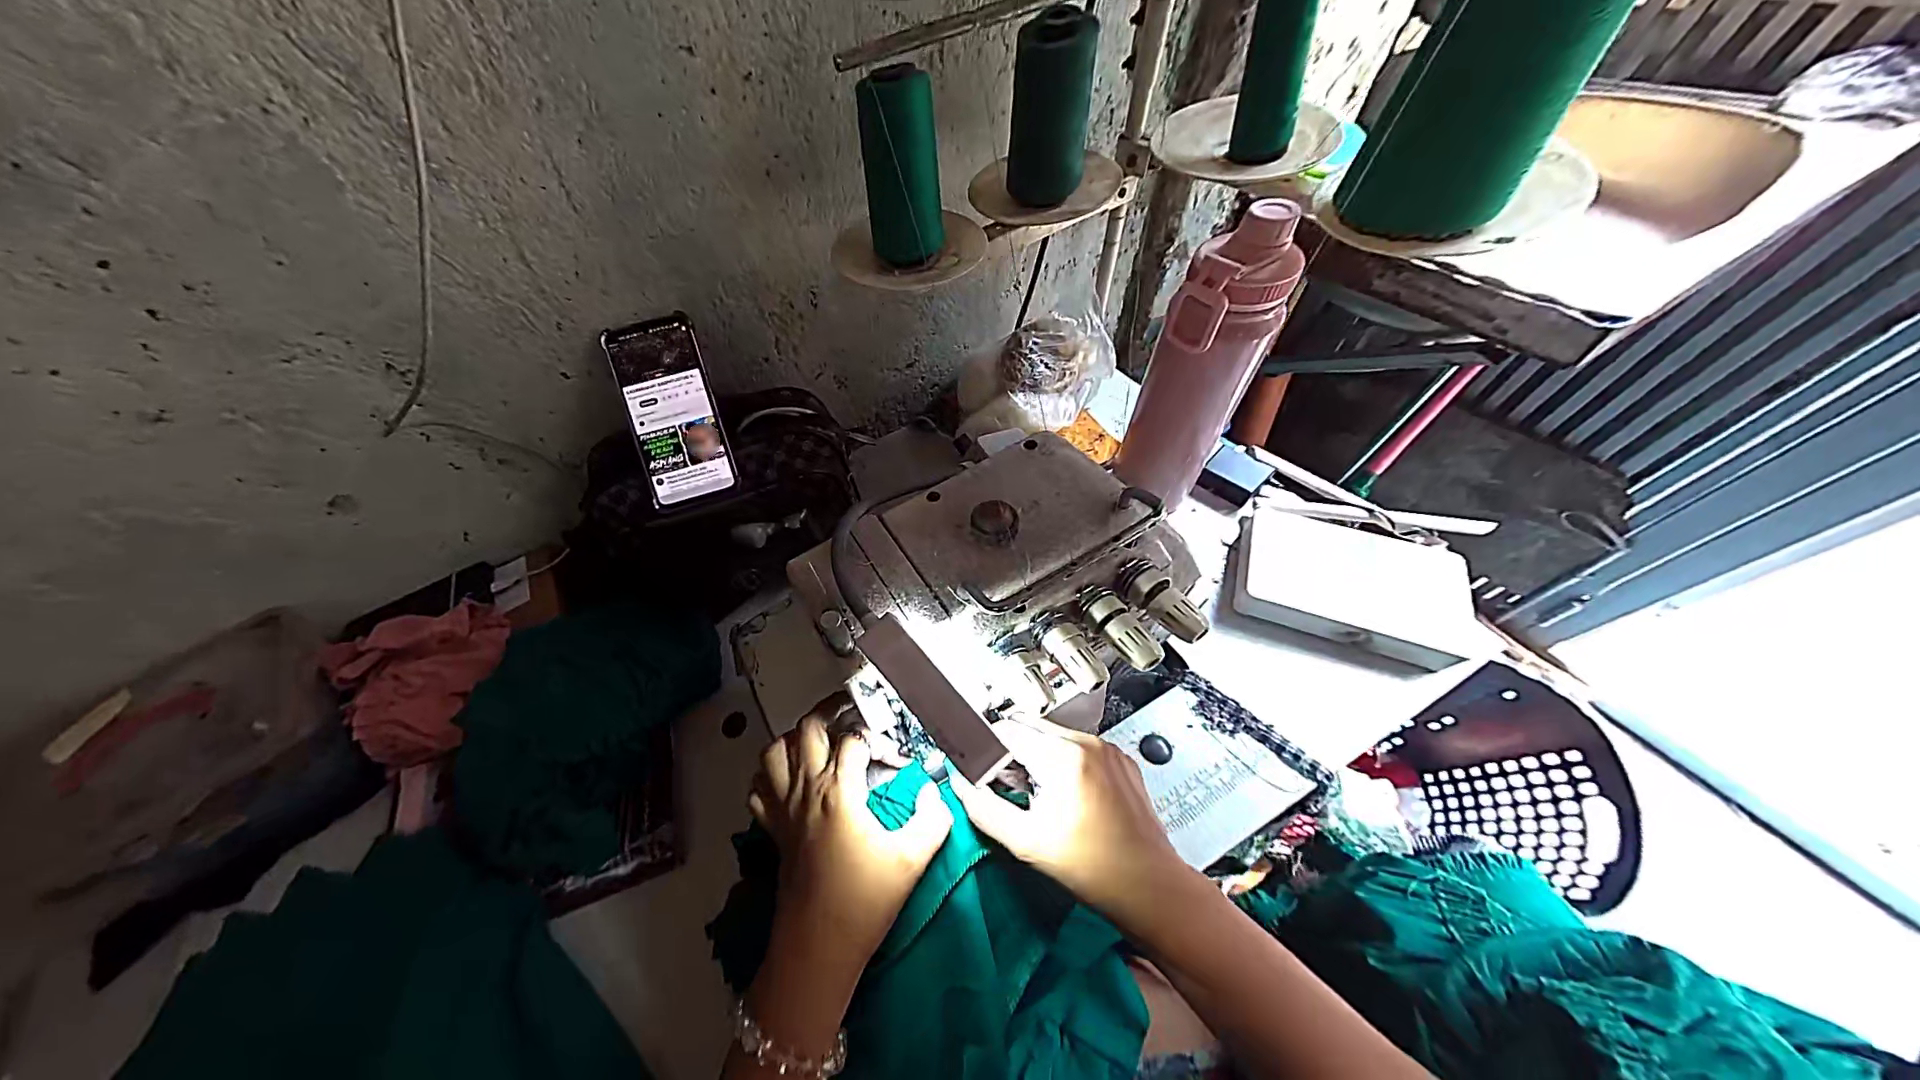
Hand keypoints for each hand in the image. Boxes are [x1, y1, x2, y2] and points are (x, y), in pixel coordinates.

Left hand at [750, 695, 952, 963]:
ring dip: (795, 737)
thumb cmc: (864, 901)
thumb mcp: (912, 859)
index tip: (891, 753)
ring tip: (818, 739)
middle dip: (831, 711)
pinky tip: (790, 777)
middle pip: (808, 729)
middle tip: (851, 711)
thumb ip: (933, 818)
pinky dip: (770, 773)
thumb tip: (934, 792)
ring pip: (775, 751)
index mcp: (839, 793)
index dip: (875, 737)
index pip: (853, 741)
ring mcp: (784, 809)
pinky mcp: (773, 829)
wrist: (818, 947)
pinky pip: (759, 788)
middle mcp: (806, 792)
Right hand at [951, 718, 1187, 936]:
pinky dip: (1063, 762)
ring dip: (1036, 757)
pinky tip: (1064, 797)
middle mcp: (1089, 744)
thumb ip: (985, 808)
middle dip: (1011, 753)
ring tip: (1039, 797)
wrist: (1150, 886)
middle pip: (1030, 729)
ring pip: (1054, 736)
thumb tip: (963, 786)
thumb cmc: (1097, 870)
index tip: (981, 771)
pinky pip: (1079, 748)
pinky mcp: (1119, 761)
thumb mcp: (1027, 842)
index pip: (1008, 731)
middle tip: (1008, 787)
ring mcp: (1108, 751)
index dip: (987, 750)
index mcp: (1065, 757)